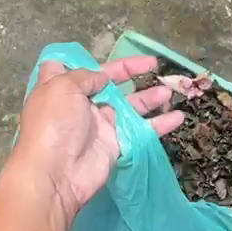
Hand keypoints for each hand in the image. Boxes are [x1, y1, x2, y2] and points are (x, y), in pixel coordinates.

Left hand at [7, 55, 183, 227]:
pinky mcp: (116, 144)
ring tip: (169, 90)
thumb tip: (102, 76)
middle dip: (130, 72)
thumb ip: (85, 76)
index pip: (71, 70)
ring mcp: (100, 125)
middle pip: (108, 83)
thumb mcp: (62, 87)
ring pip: (130, 105)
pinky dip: (160, 124)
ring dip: (150, 96)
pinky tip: (178, 117)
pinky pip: (142, 130)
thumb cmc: (53, 124)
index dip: (84, 62)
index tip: (103, 57)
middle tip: (154, 64)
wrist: (55, 173)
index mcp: (61, 88)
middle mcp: (81, 104)